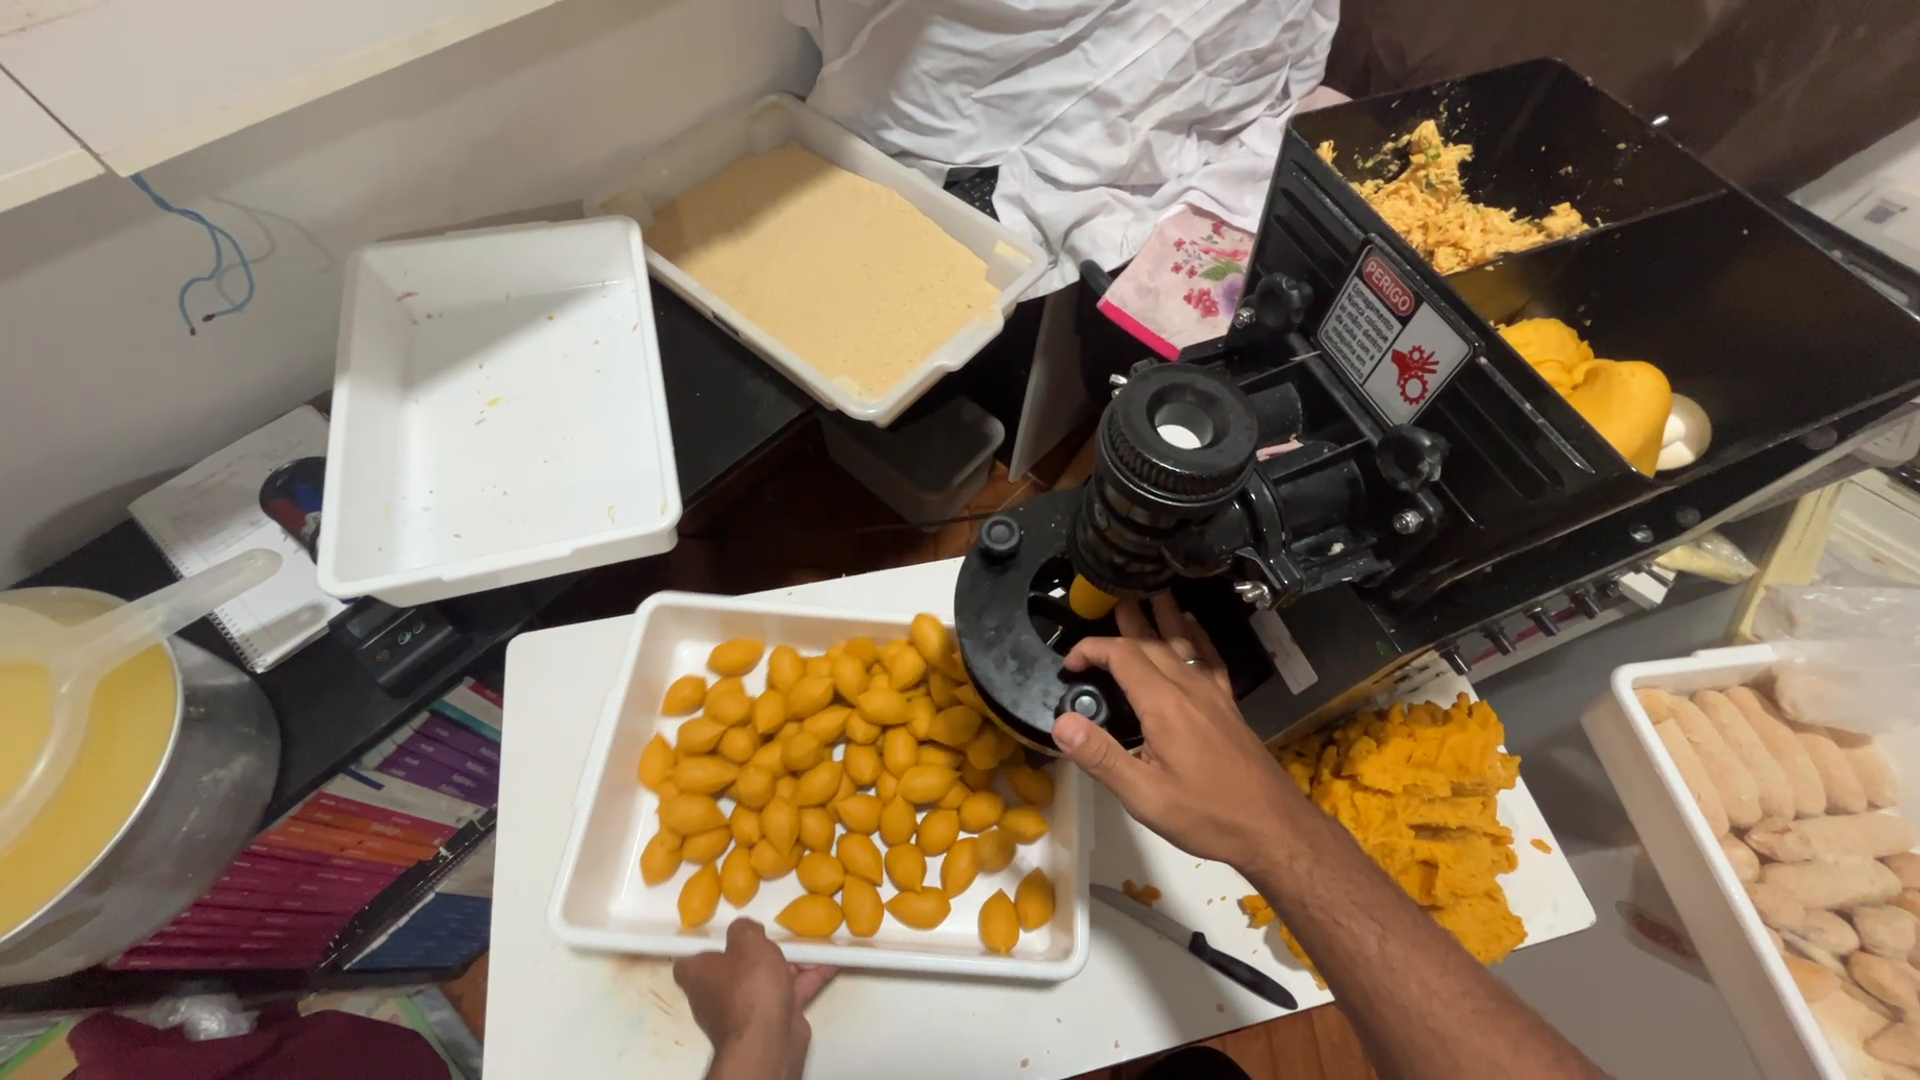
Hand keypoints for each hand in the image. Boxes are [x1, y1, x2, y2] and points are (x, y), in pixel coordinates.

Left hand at [672, 920, 836, 1077]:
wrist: (768, 1040)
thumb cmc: (748, 985)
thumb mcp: (746, 942)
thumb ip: (744, 928)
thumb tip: (745, 930)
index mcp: (699, 976)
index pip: (692, 959)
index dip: (709, 943)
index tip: (728, 930)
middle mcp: (717, 994)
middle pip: (738, 965)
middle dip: (762, 948)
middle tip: (781, 929)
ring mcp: (747, 1009)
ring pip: (769, 977)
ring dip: (792, 960)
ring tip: (814, 939)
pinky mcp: (773, 1019)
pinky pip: (791, 991)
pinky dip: (809, 976)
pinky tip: (831, 960)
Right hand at [1053, 594, 1302, 870]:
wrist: (1275, 829)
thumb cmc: (1206, 815)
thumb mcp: (1144, 796)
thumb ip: (1101, 756)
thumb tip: (1062, 722)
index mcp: (1163, 704)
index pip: (1121, 656)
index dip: (1091, 650)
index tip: (1068, 664)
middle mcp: (1188, 687)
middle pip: (1152, 640)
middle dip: (1125, 621)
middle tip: (1103, 601)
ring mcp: (1213, 693)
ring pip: (1182, 641)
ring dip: (1161, 616)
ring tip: (1147, 594)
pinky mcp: (1228, 704)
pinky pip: (1209, 656)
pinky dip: (1196, 635)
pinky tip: (1191, 625)